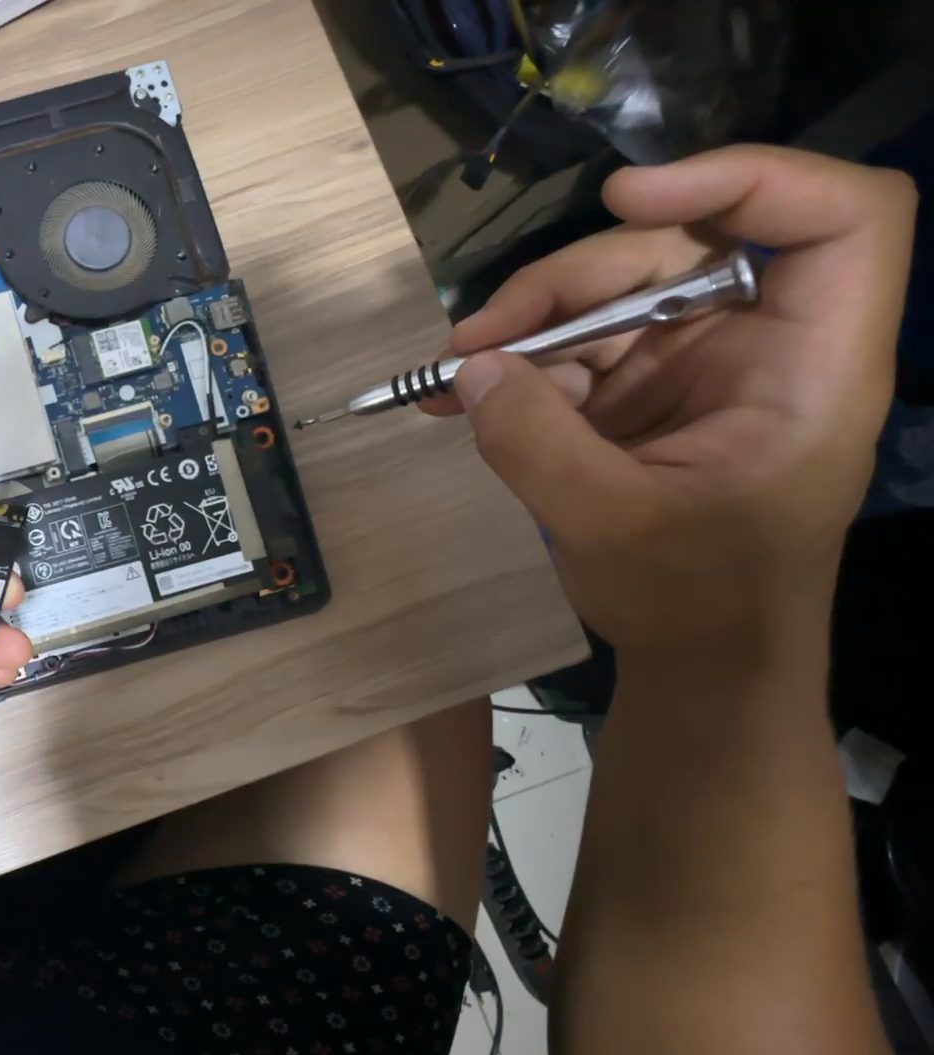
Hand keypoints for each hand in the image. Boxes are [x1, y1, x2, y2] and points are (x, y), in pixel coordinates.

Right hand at [427, 145, 916, 662]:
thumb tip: (467, 369)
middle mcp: (752, 347)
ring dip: (517, 331)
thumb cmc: (692, 595)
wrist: (692, 652)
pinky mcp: (629, 398)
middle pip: (672, 253)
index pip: (832, 220)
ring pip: (601, 301)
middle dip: (564, 284)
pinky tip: (450, 397)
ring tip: (445, 377)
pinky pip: (562, 356)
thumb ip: (536, 441)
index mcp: (806, 364)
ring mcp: (684, 370)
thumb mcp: (609, 522)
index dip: (742, 180)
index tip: (625, 198)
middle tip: (471, 338)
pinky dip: (503, 371)